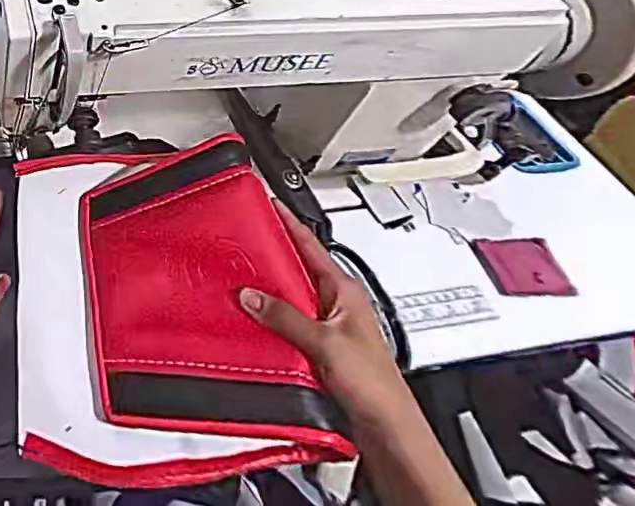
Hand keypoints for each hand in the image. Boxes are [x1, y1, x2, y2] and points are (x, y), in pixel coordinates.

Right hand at [240, 201, 410, 424]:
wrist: (390, 431)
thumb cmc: (377, 385)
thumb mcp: (325, 342)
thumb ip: (286, 317)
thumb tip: (253, 295)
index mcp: (343, 289)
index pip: (310, 243)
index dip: (289, 220)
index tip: (269, 202)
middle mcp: (336, 303)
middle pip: (297, 269)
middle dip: (272, 256)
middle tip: (245, 242)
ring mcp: (328, 326)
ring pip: (291, 298)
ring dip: (270, 294)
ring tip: (244, 284)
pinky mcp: (321, 349)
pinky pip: (290, 324)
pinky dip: (273, 321)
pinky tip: (258, 324)